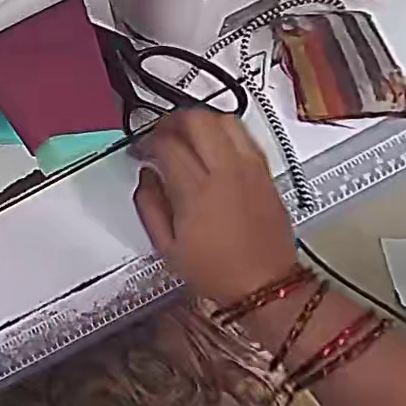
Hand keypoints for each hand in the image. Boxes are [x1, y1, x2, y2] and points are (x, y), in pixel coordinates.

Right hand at [132, 108, 298, 304]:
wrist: (265, 286)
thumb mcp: (166, 246)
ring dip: (200, 120)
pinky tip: (212, 145)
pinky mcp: (266, 172)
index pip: (167, 145)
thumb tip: (146, 176)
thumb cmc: (214, 270)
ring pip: (224, 120)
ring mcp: (250, 169)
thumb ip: (148, 204)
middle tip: (159, 134)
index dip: (146, 142)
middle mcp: (226, 173)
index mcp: (196, 192)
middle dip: (172, 121)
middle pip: (197, 120)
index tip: (139, 151)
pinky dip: (224, 131)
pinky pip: (244, 135)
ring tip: (185, 134)